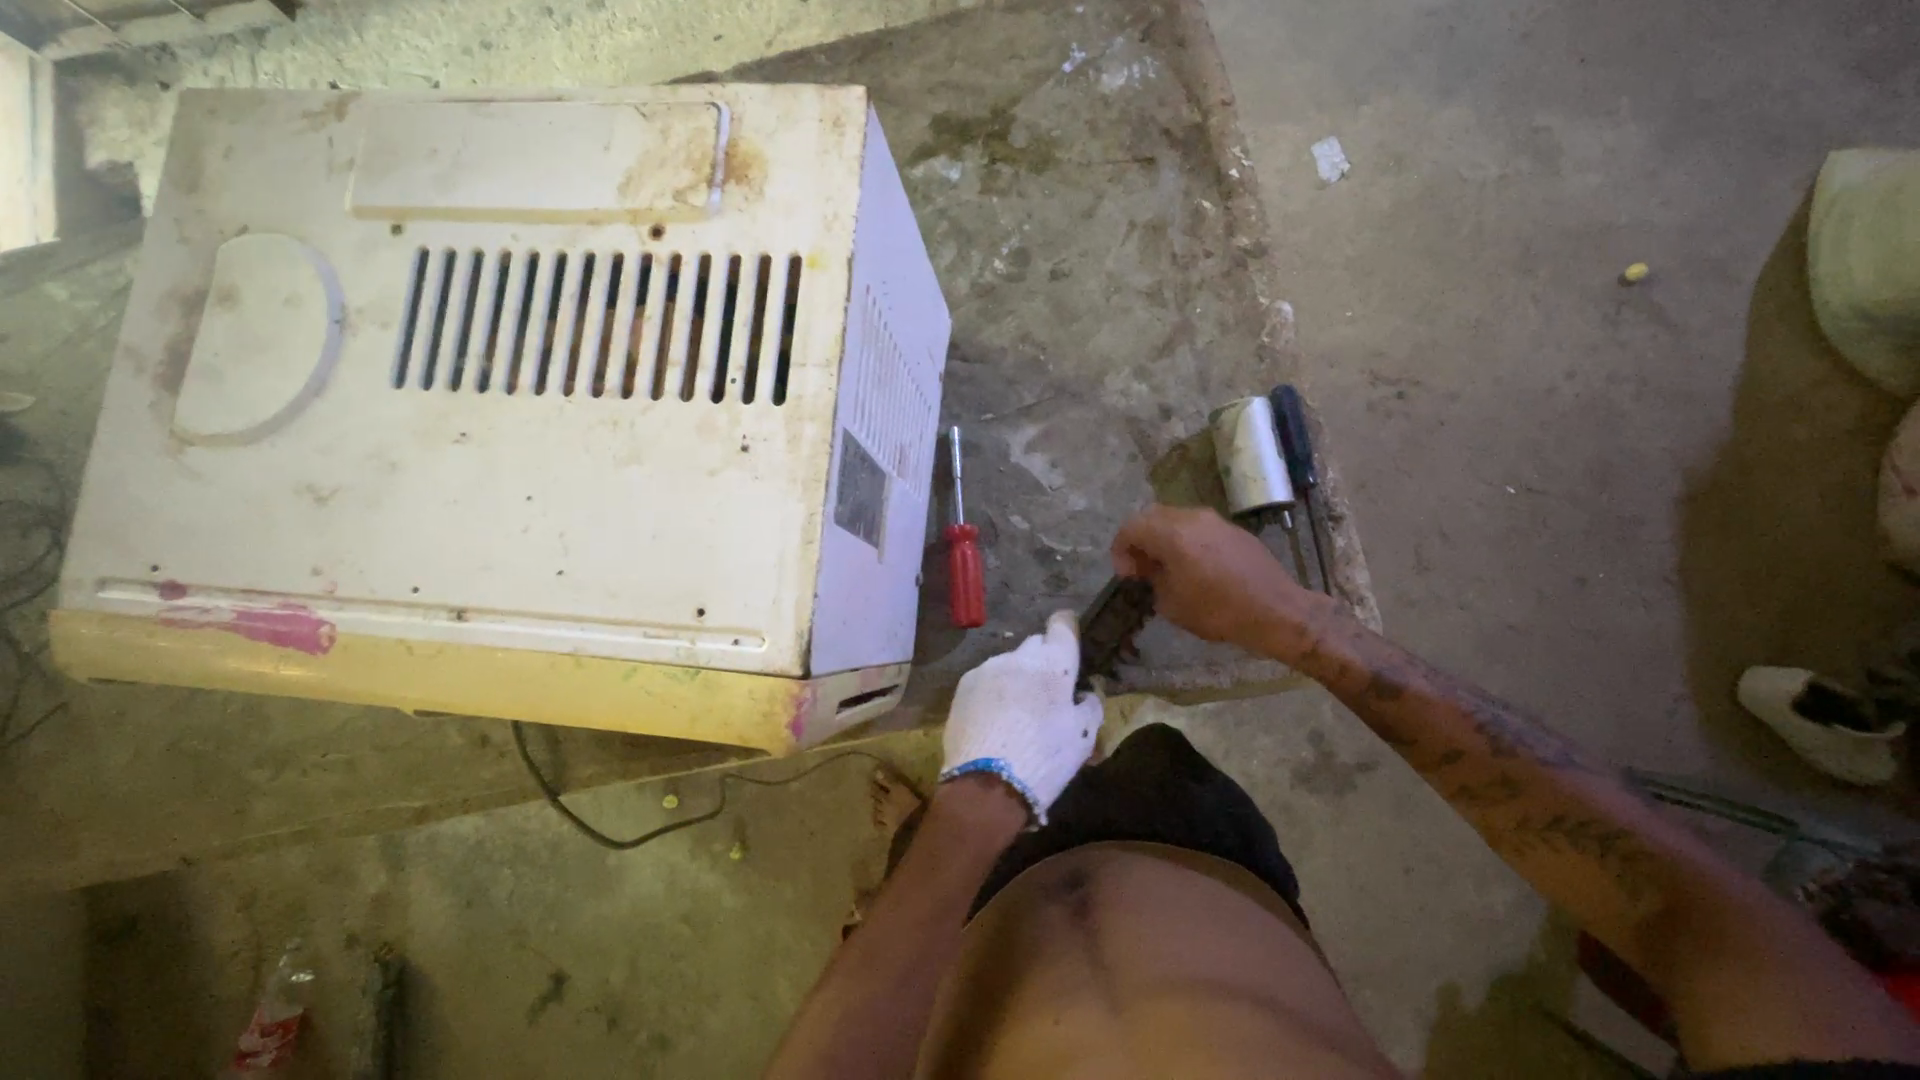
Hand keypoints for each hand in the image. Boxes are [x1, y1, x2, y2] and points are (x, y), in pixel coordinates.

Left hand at [941, 610, 1101, 823]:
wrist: (987, 784)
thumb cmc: (1045, 758)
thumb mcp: (1082, 737)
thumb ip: (1089, 707)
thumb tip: (1083, 695)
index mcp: (1054, 663)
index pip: (1063, 625)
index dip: (1068, 629)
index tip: (1069, 642)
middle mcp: (1018, 656)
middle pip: (1035, 645)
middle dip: (1043, 661)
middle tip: (1047, 692)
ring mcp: (986, 669)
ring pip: (1008, 664)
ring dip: (1016, 679)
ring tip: (1016, 713)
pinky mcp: (963, 687)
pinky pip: (985, 680)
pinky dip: (992, 693)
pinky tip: (993, 721)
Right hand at [1111, 503, 1321, 652]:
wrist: (1275, 611)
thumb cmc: (1219, 611)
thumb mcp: (1172, 604)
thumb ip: (1154, 579)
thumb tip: (1152, 570)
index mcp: (1173, 534)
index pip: (1131, 527)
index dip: (1120, 550)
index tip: (1127, 575)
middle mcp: (1193, 519)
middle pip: (1152, 516)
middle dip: (1140, 539)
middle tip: (1141, 568)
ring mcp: (1216, 521)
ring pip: (1176, 518)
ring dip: (1163, 538)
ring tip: (1166, 567)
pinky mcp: (1233, 530)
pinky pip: (1198, 527)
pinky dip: (1185, 540)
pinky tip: (1193, 566)